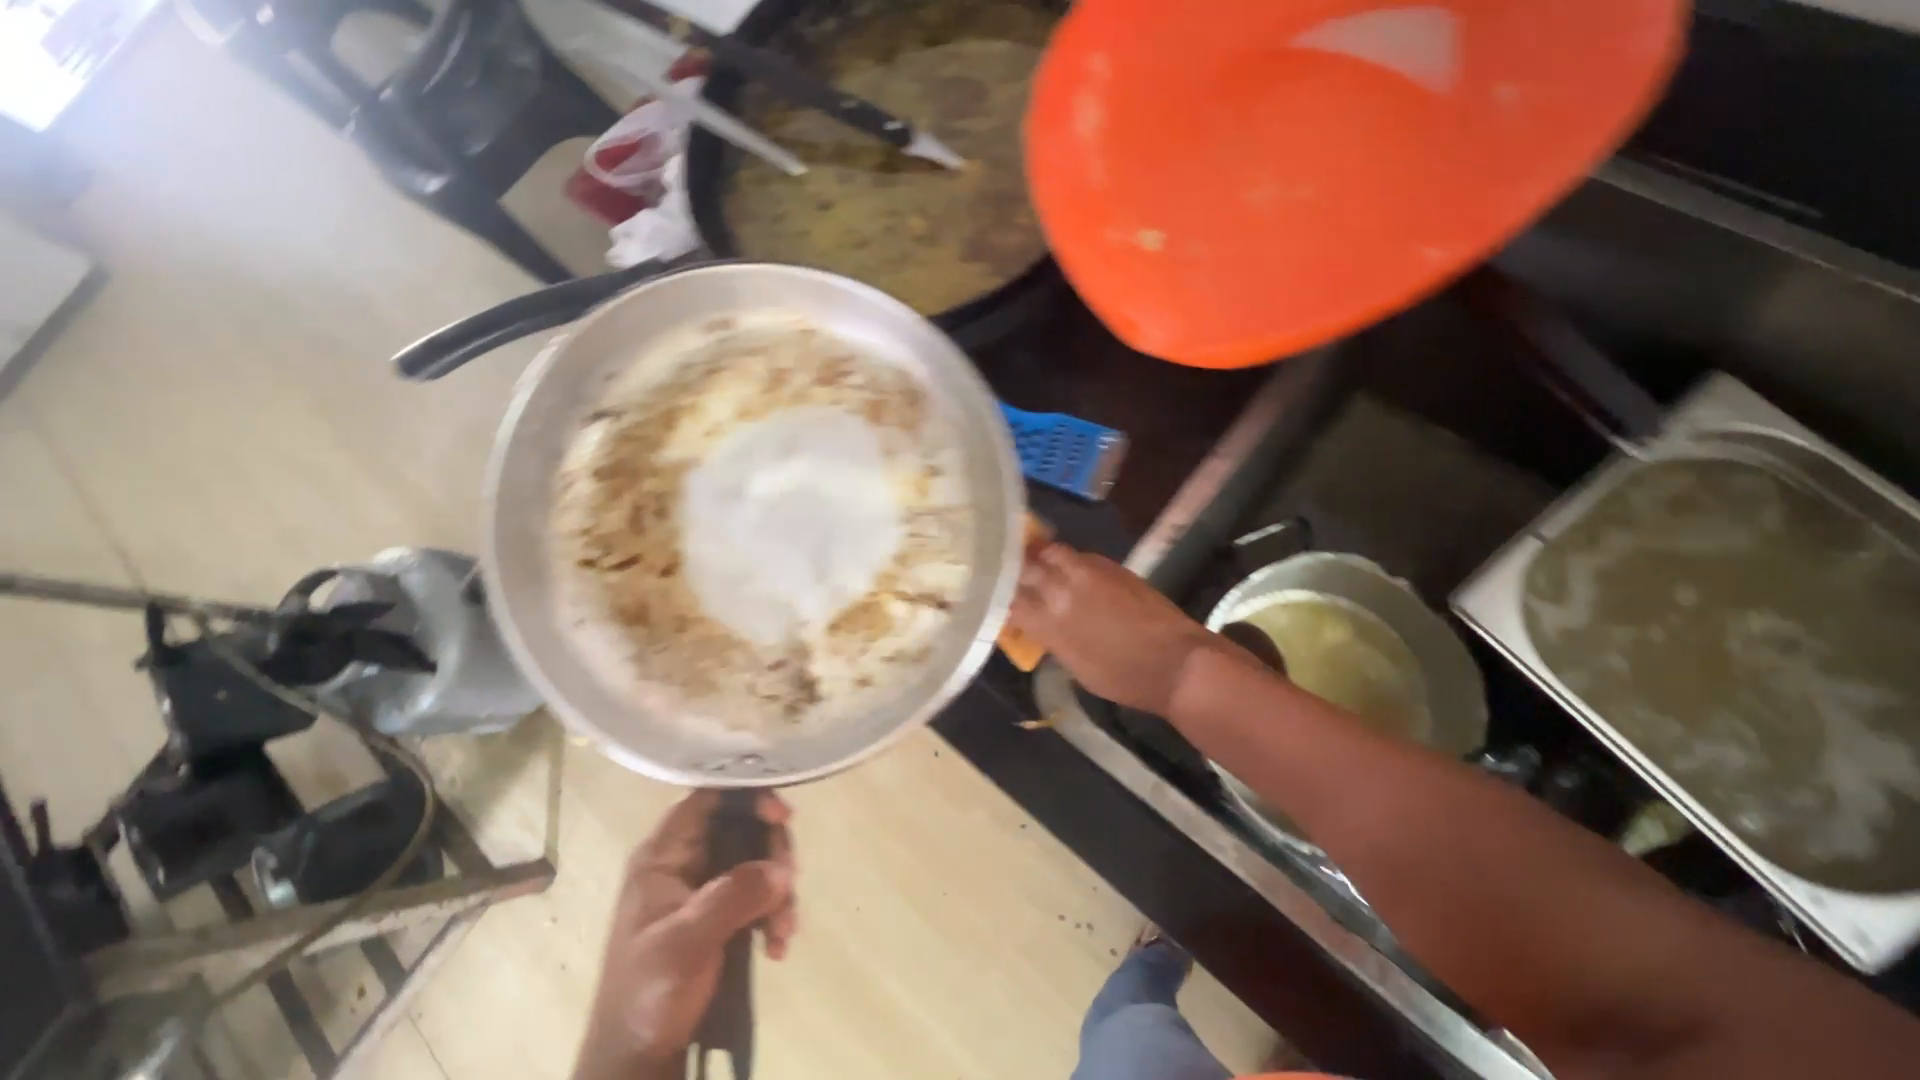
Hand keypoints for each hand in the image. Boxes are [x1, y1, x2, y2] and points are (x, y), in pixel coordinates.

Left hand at [573, 791, 795, 1079]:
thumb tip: (781, 868)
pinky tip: (777, 947)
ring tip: (782, 934)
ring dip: (779, 892)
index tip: (781, 817)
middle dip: (772, 855)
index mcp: (663, 855)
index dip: (747, 796)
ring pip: (757, 861)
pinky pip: (760, 894)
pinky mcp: (721, 914)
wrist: (638, 1055)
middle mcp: (685, 861)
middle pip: (743, 826)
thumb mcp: (686, 942)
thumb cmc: (648, 992)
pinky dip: (775, 914)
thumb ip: (732, 897)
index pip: (708, 798)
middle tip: (788, 888)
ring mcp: (704, 888)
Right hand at [1008, 540, 1225, 715]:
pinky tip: (1066, 569)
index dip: (997, 597)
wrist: (1175, 662)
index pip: (1008, 599)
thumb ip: (1052, 639)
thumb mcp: (1075, 667)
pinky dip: (1066, 560)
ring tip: (1033, 563)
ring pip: (1050, 552)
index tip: (991, 597)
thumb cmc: (1123, 678)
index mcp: (1049, 622)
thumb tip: (1041, 625)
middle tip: (1005, 573)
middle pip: (1025, 567)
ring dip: (1038, 557)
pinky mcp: (1110, 566)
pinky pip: (1077, 555)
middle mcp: (1062, 590)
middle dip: (1013, 570)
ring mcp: (1088, 572)